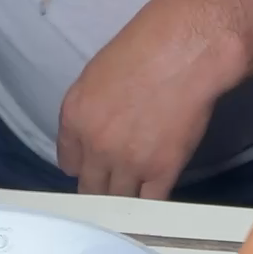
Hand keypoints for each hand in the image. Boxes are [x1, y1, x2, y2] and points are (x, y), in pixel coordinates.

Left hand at [56, 0, 247, 198]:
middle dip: (101, 189)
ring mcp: (128, 163)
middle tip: (115, 187)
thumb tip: (94, 136)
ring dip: (127, 198)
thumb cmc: (144, 50)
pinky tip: (155, 195)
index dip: (83, 168)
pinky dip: (151, 203)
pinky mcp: (160, 173)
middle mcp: (96, 145)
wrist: (183, 53)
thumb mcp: (97, 76)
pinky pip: (150, 203)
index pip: (69, 163)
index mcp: (75, 117)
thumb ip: (89, 111)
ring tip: (136, 193)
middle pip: (91, 189)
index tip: (95, 169)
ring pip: (119, 200)